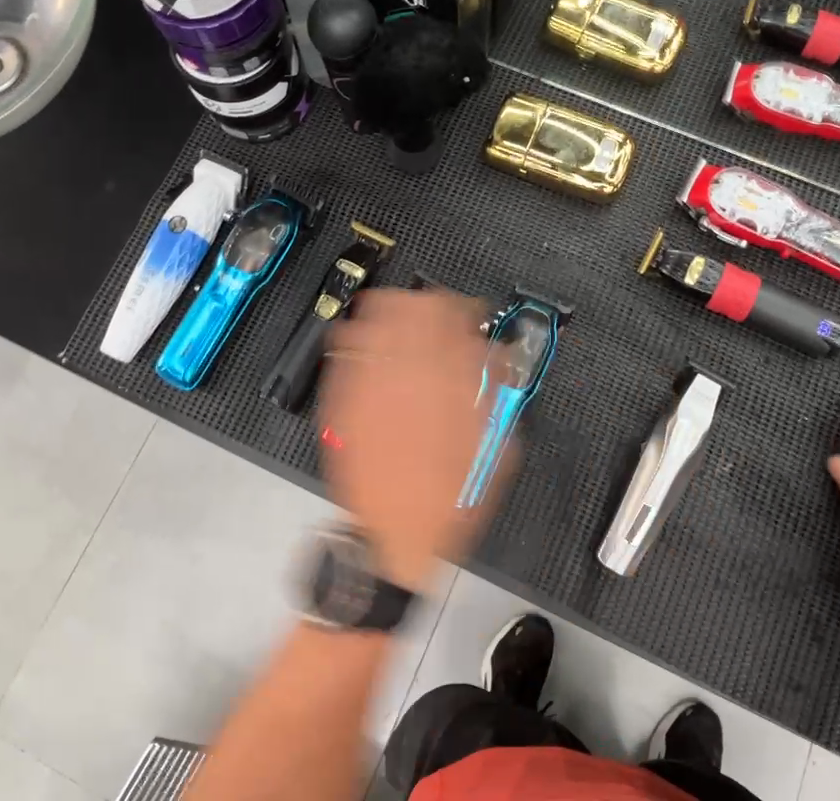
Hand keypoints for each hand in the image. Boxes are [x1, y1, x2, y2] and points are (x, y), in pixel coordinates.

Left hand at [320, 290, 492, 591]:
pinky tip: (357, 332)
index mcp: (452, 390)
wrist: (394, 537)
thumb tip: (495, 358)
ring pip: (376, 324)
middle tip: (428, 305)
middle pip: (413, 313)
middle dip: (423, 303)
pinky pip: (345, 353)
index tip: (462, 308)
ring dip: (387, 312)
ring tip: (393, 308)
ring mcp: (372, 391)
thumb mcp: (492, 451)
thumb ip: (492, 396)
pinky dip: (353, 337)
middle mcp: (410, 382)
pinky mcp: (344, 406)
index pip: (456, 322)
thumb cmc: (445, 500)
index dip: (460, 307)